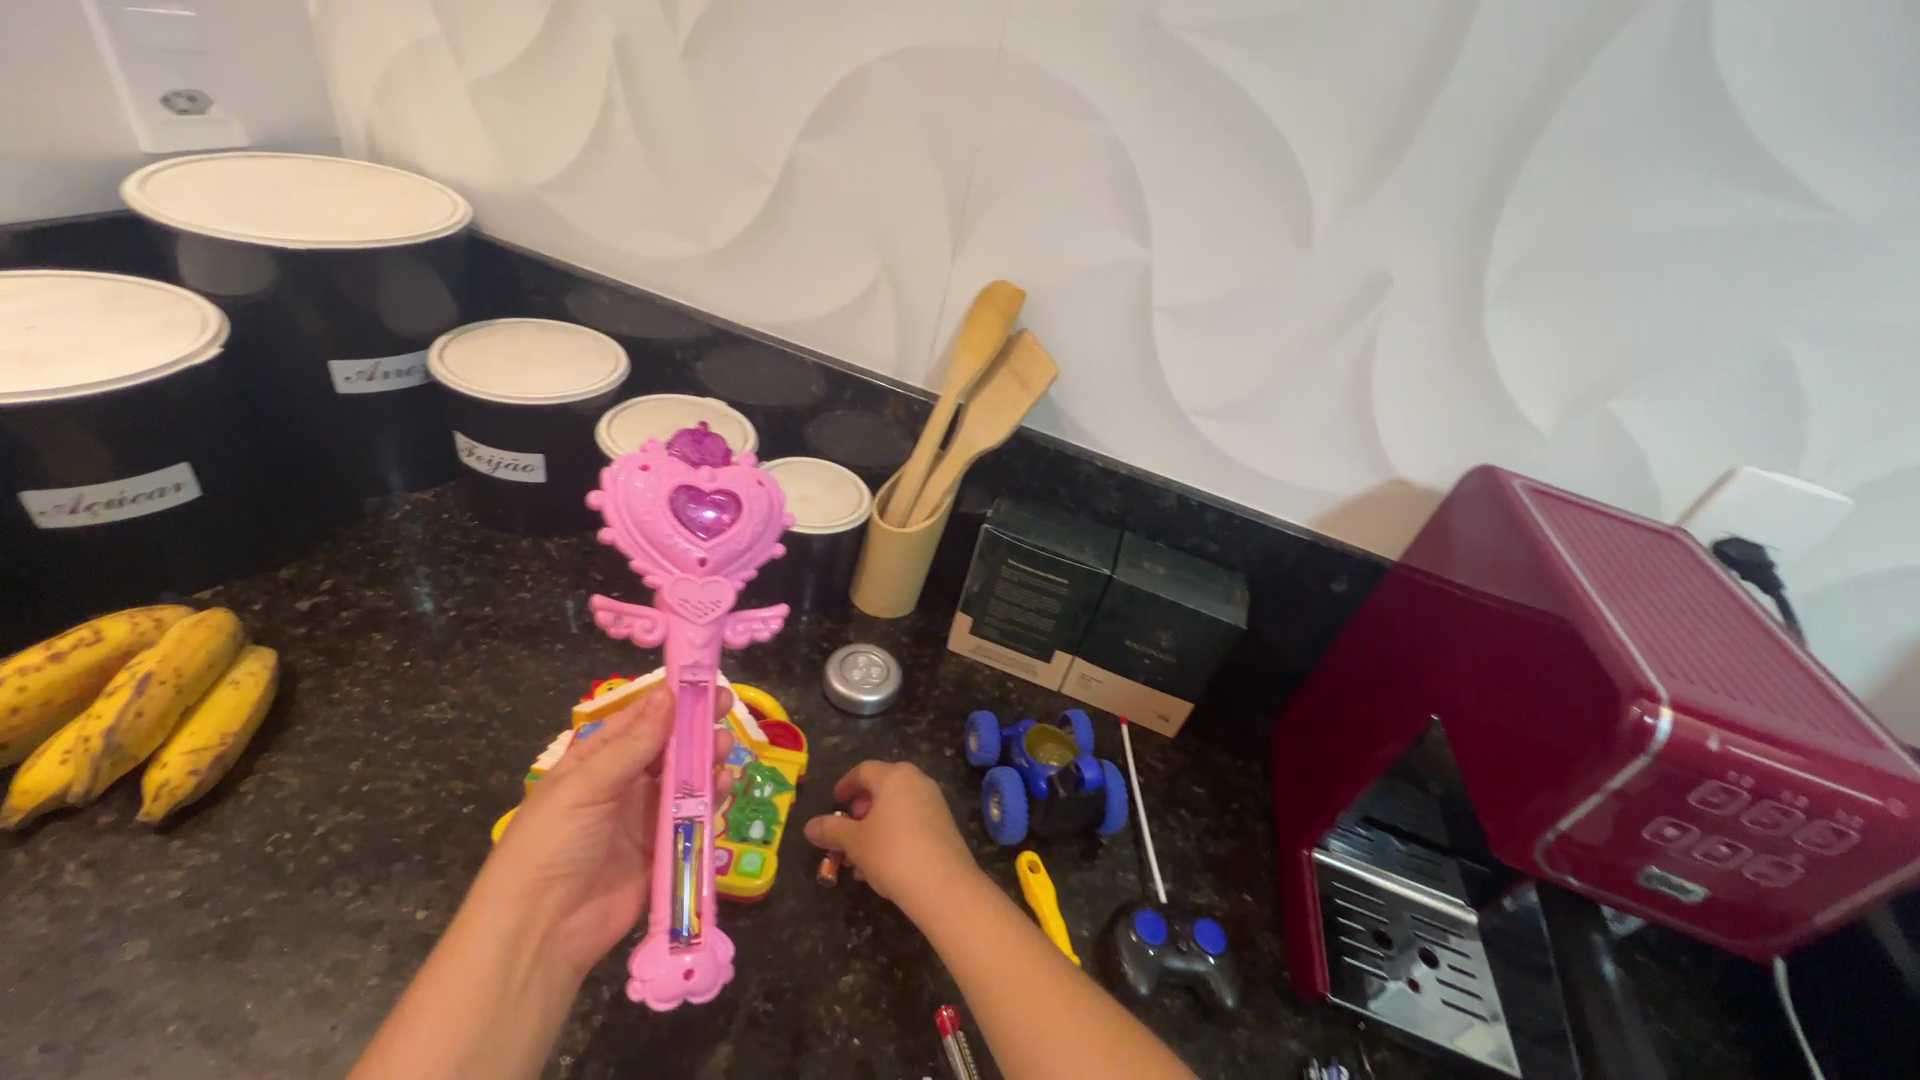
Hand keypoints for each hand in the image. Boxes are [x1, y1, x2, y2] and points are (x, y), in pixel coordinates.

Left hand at [473, 684, 731, 979]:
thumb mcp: (585, 786)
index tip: (706, 680)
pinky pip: (694, 816)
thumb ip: (633, 744)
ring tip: (724, 747)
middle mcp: (624, 784)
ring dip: (708, 759)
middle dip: (698, 726)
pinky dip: (713, 798)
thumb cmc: (551, 845)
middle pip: (670, 747)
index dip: (672, 699)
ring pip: (687, 778)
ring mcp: (646, 817)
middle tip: (726, 707)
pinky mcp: (665, 848)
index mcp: (596, 762)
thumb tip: (667, 694)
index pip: (640, 720)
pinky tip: (725, 784)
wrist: (541, 930)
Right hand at [803, 761, 978, 911]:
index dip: (845, 785)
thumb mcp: (854, 842)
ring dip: (875, 828)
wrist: (944, 885)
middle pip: (883, 789)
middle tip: (847, 831)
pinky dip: (893, 837)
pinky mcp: (945, 827)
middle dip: (861, 810)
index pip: (864, 770)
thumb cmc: (892, 853)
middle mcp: (918, 783)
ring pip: (897, 810)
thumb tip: (809, 826)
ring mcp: (935, 804)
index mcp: (895, 777)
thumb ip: (831, 830)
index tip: (834, 803)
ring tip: (858, 858)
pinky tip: (881, 867)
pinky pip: (912, 824)